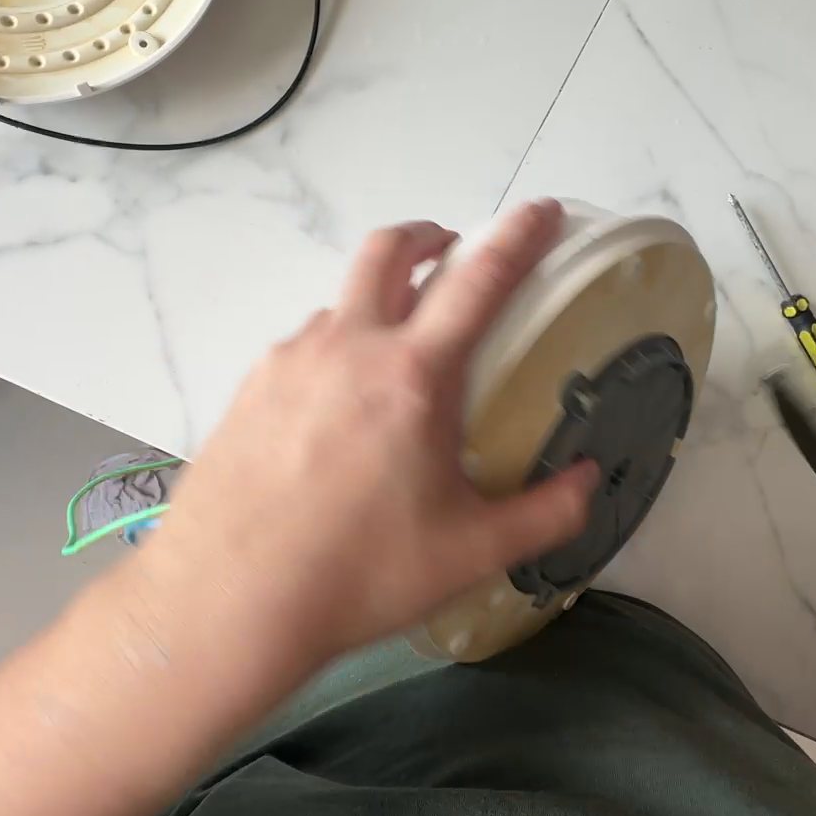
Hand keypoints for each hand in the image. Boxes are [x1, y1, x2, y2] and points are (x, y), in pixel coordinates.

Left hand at [130, 199, 597, 673]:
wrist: (226, 605)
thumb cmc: (360, 574)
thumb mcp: (473, 551)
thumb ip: (547, 512)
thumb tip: (590, 481)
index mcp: (413, 376)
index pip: (479, 282)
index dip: (518, 237)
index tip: (542, 210)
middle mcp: (348, 348)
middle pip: (388, 251)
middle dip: (429, 235)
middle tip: (453, 250)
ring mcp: (290, 362)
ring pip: (342, 301)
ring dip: (379, 300)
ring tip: (396, 353)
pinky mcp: (249, 388)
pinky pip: (305, 344)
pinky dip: (337, 346)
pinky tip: (338, 406)